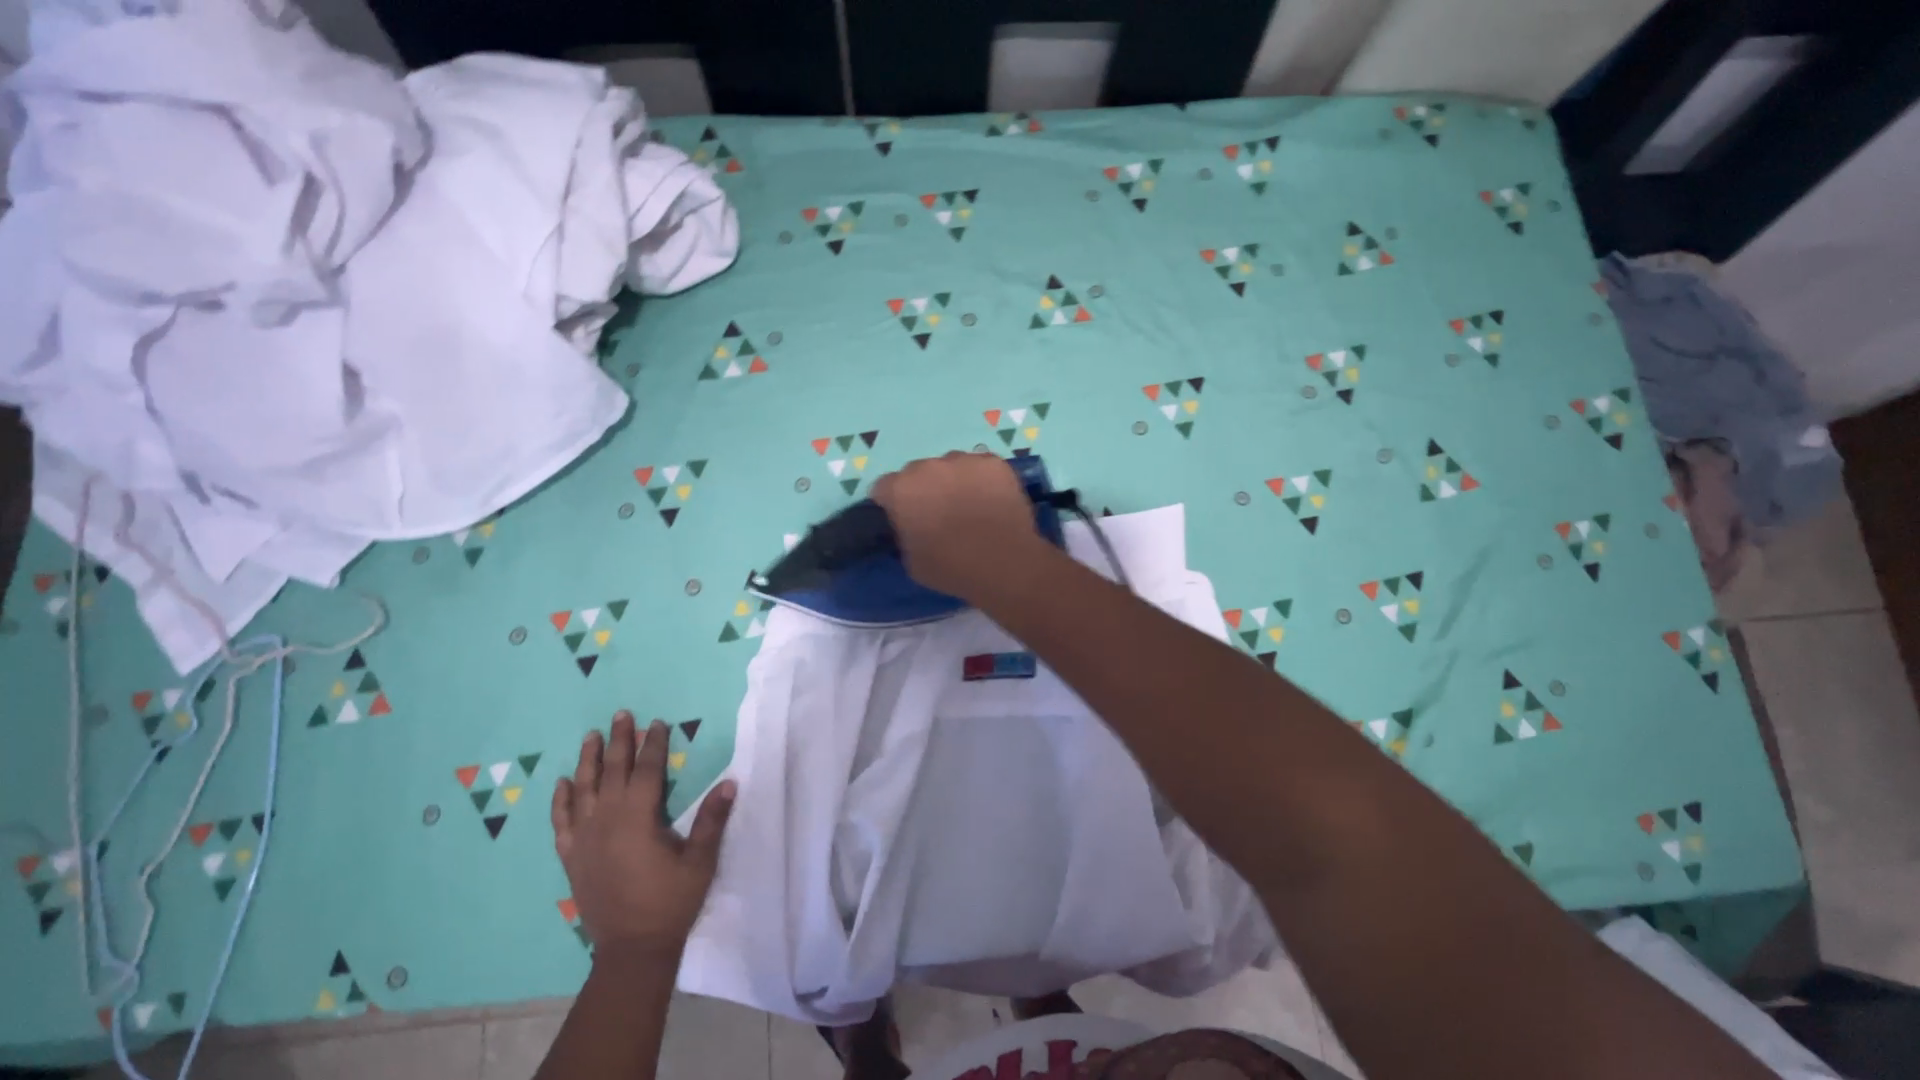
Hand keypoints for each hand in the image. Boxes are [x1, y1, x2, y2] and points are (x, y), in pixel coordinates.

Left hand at [552, 711, 735, 960]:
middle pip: (612, 771)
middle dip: (619, 741)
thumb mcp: (700, 862)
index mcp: (638, 818)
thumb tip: (730, 782)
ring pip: (583, 788)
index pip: (647, 770)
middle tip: (621, 715)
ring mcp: (584, 838)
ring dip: (588, 760)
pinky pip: (561, 820)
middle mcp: (606, 820)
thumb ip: (712, 820)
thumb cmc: (671, 903)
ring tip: (592, 736)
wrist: (632, 949)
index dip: (654, 744)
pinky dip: (561, 799)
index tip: (658, 722)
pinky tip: (563, 782)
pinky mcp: (571, 856)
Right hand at [870, 451, 1046, 599]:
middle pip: (917, 473)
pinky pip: (980, 466)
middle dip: (923, 489)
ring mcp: (963, 460)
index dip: (893, 504)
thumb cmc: (952, 568)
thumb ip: (903, 534)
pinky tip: (991, 500)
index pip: (884, 488)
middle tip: (939, 513)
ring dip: (953, 481)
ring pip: (951, 466)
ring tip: (969, 506)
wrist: (1005, 564)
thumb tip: (909, 525)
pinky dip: (982, 479)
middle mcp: (927, 466)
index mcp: (901, 489)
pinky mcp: (993, 462)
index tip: (904, 519)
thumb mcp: (911, 561)